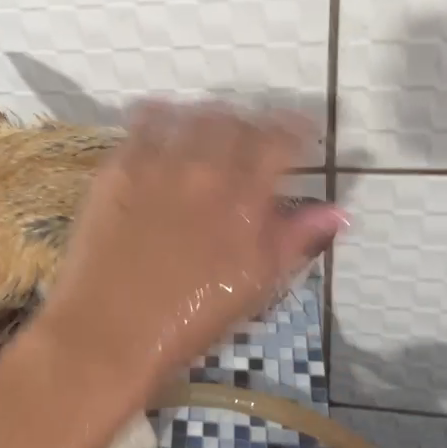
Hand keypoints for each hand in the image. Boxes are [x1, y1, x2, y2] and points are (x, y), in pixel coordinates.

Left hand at [37, 101, 347, 393]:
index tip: (298, 133)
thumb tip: (336, 211)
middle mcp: (202, 171)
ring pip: (191, 115)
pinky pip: (143, 123)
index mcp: (244, 201)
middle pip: (235, 121)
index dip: (294, 129)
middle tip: (250, 139)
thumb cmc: (188, 322)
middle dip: (251, 125)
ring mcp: (155, 164)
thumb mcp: (254, 286)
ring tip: (208, 133)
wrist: (110, 332)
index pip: (279, 140)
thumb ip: (294, 239)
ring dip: (207, 118)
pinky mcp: (116, 167)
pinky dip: (160, 118)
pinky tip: (163, 129)